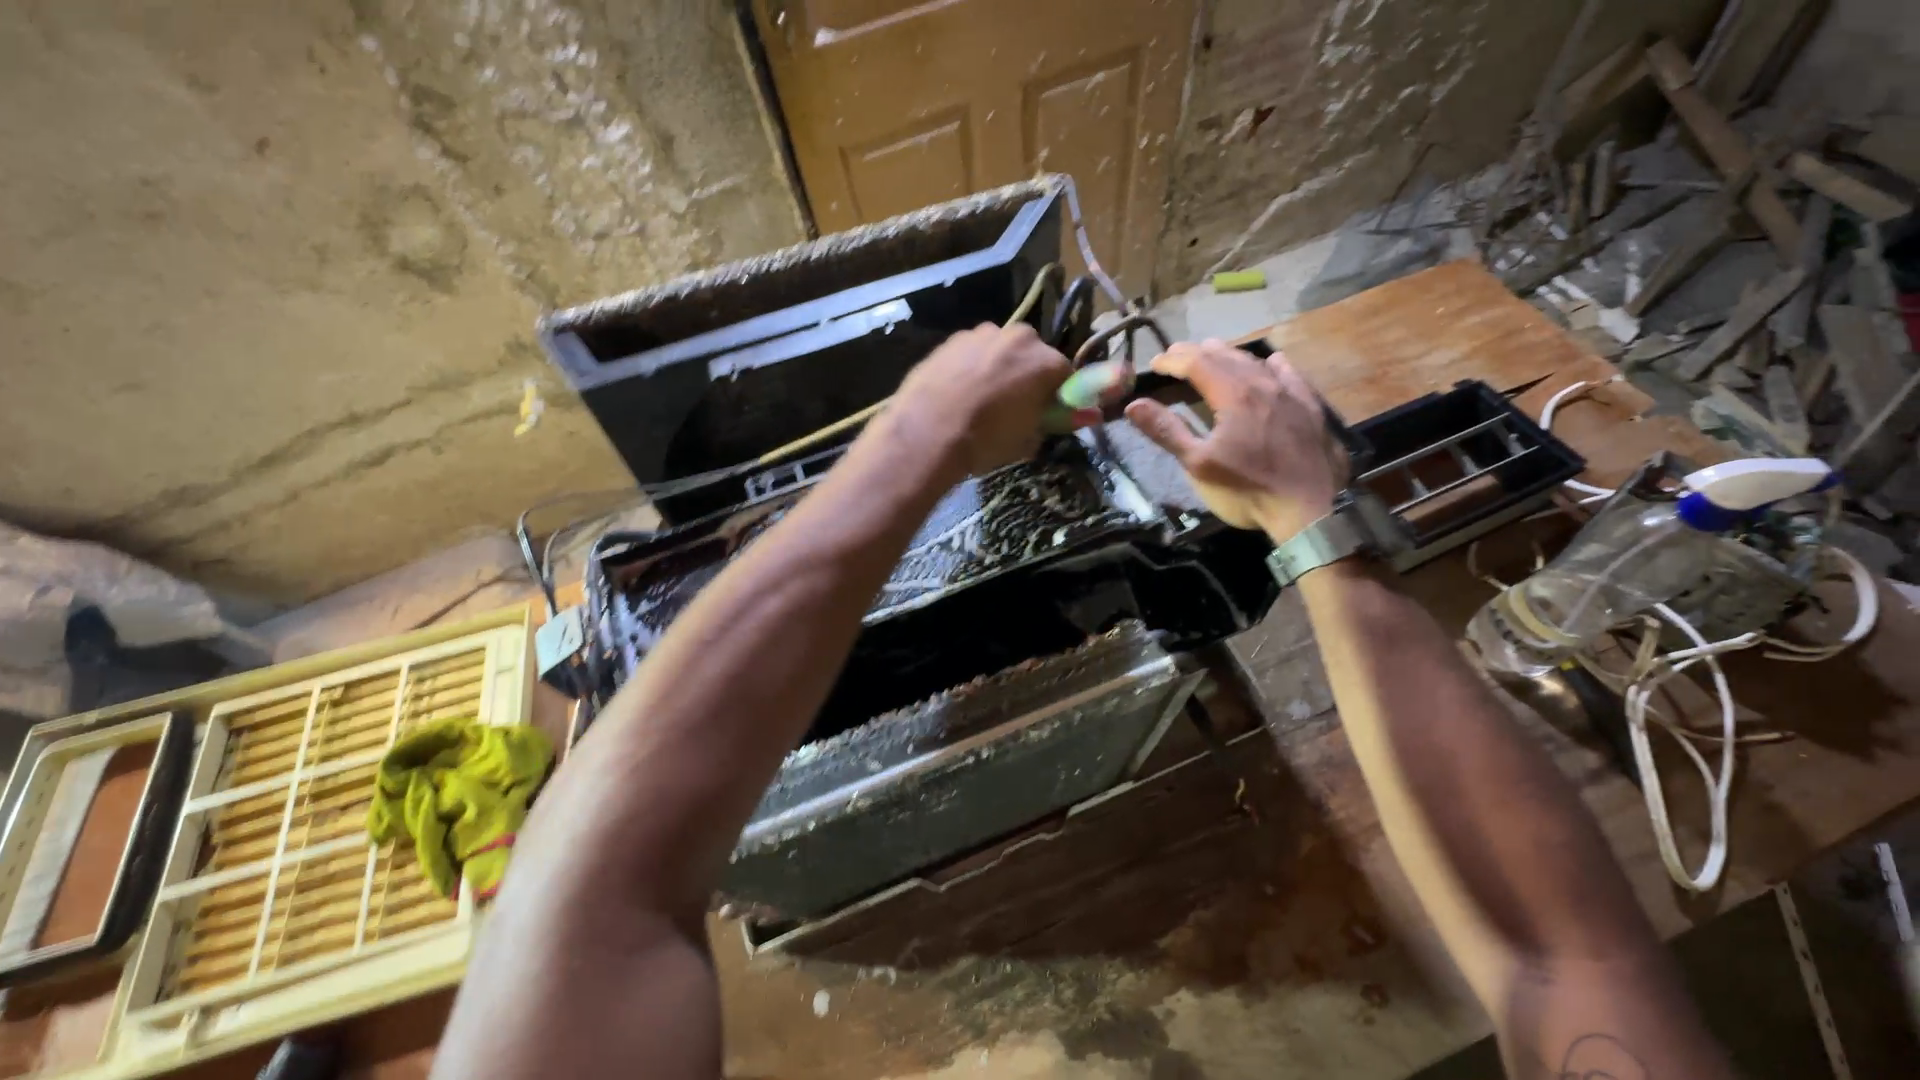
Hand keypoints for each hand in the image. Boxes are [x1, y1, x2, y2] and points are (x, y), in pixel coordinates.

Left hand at [886, 323, 1078, 477]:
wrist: (927, 433)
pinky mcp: (951, 339)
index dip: (1056, 394)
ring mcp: (981, 334)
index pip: (1064, 374)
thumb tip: (1074, 416)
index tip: (1046, 411)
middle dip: (1026, 374)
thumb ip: (1052, 422)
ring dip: (997, 367)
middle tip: (1012, 405)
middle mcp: (1018, 337)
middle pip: (1031, 354)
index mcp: (1045, 361)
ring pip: (999, 350)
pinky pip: (971, 353)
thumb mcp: (1027, 441)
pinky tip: (957, 391)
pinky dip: (970, 367)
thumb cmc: (985, 440)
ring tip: (979, 398)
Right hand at [1124, 339, 1348, 537]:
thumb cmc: (1247, 490)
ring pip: (1256, 362)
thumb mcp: (1199, 465)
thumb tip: (1134, 404)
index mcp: (1234, 395)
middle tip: (1175, 355)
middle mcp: (1263, 384)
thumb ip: (1167, 431)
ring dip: (1229, 355)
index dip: (1172, 360)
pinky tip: (1272, 363)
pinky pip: (1290, 375)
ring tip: (1213, 353)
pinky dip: (1272, 365)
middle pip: (1225, 356)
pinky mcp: (1311, 408)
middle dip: (1197, 352)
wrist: (1310, 510)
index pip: (1197, 363)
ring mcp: (1291, 394)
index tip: (1153, 364)